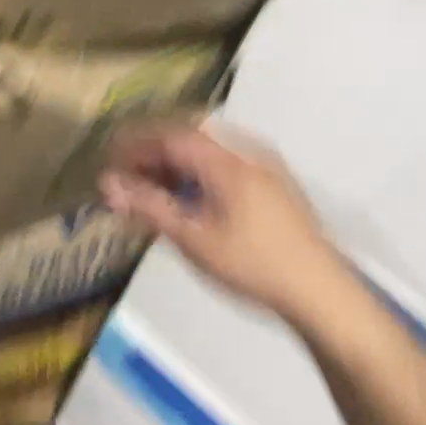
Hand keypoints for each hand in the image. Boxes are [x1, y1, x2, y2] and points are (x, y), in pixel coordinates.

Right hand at [100, 124, 350, 325]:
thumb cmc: (251, 266)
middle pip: (191, 136)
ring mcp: (266, 167)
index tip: (108, 158)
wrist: (317, 290)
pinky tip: (187, 199)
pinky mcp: (275, 185)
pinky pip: (226, 163)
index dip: (135, 142)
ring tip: (150, 189)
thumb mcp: (193, 239)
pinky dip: (197, 173)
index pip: (172, 134)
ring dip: (175, 163)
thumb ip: (149, 207)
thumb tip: (108, 185)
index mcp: (228, 162)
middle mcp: (249, 154)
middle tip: (126, 175)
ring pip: (210, 150)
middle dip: (153, 151)